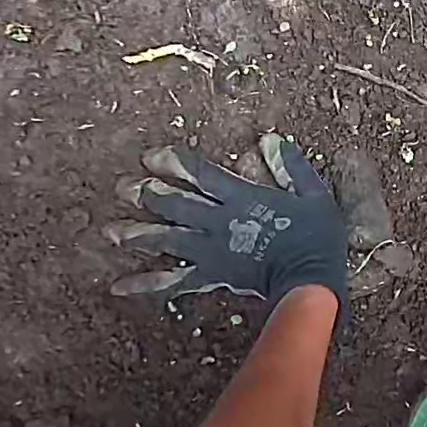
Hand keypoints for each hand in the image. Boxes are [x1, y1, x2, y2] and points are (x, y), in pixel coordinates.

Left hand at [106, 134, 347, 317]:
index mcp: (243, 198)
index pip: (202, 176)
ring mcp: (212, 251)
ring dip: (138, 234)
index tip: (151, 157)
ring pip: (167, 240)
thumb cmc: (316, 236)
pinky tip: (120, 286)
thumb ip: (291, 166)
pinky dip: (146, 284)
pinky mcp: (211, 275)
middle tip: (122, 187)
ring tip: (111, 230)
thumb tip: (269, 139)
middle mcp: (220, 222)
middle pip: (176, 206)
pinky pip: (174, 281)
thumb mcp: (314, 193)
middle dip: (147, 195)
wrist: (310, 281)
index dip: (175, 164)